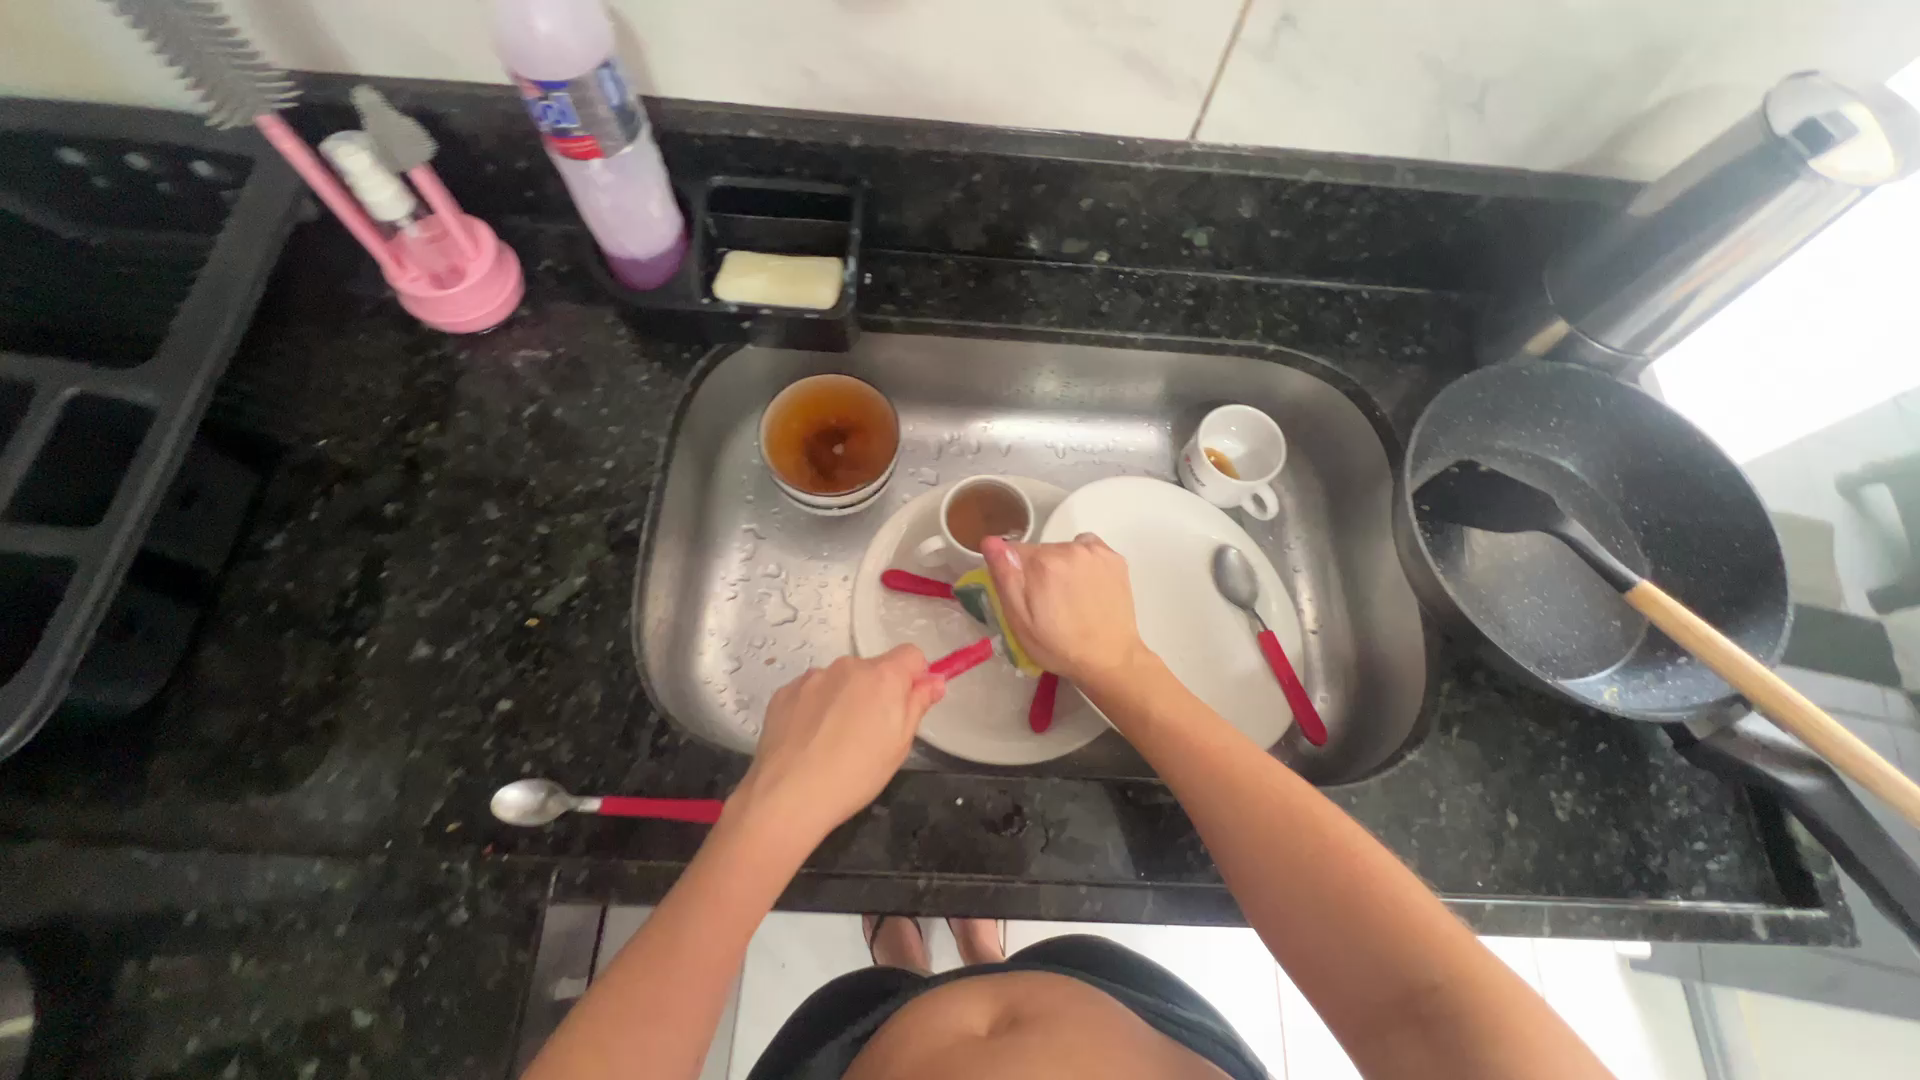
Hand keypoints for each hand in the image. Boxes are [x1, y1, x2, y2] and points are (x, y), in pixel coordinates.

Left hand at [733, 646, 944, 844]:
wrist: (788, 795)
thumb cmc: (855, 775)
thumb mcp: (899, 745)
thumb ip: (917, 705)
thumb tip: (933, 681)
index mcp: (882, 677)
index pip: (911, 654)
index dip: (915, 677)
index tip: (908, 704)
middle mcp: (847, 666)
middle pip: (873, 668)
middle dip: (877, 692)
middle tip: (871, 733)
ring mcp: (812, 677)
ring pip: (840, 680)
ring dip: (844, 698)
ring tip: (835, 740)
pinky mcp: (785, 692)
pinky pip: (811, 691)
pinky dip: (816, 707)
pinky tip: (810, 739)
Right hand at [981, 534, 1150, 688]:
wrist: (1109, 659)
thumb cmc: (1058, 647)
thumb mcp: (1020, 621)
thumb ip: (1005, 577)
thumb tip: (991, 542)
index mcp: (1041, 563)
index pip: (1012, 551)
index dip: (1013, 573)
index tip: (1024, 597)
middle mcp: (1068, 548)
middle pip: (1039, 550)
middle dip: (1037, 570)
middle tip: (1047, 603)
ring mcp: (1094, 551)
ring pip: (1063, 549)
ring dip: (1060, 566)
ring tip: (1070, 597)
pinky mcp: (1114, 557)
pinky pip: (1087, 548)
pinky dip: (1083, 561)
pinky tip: (1087, 585)